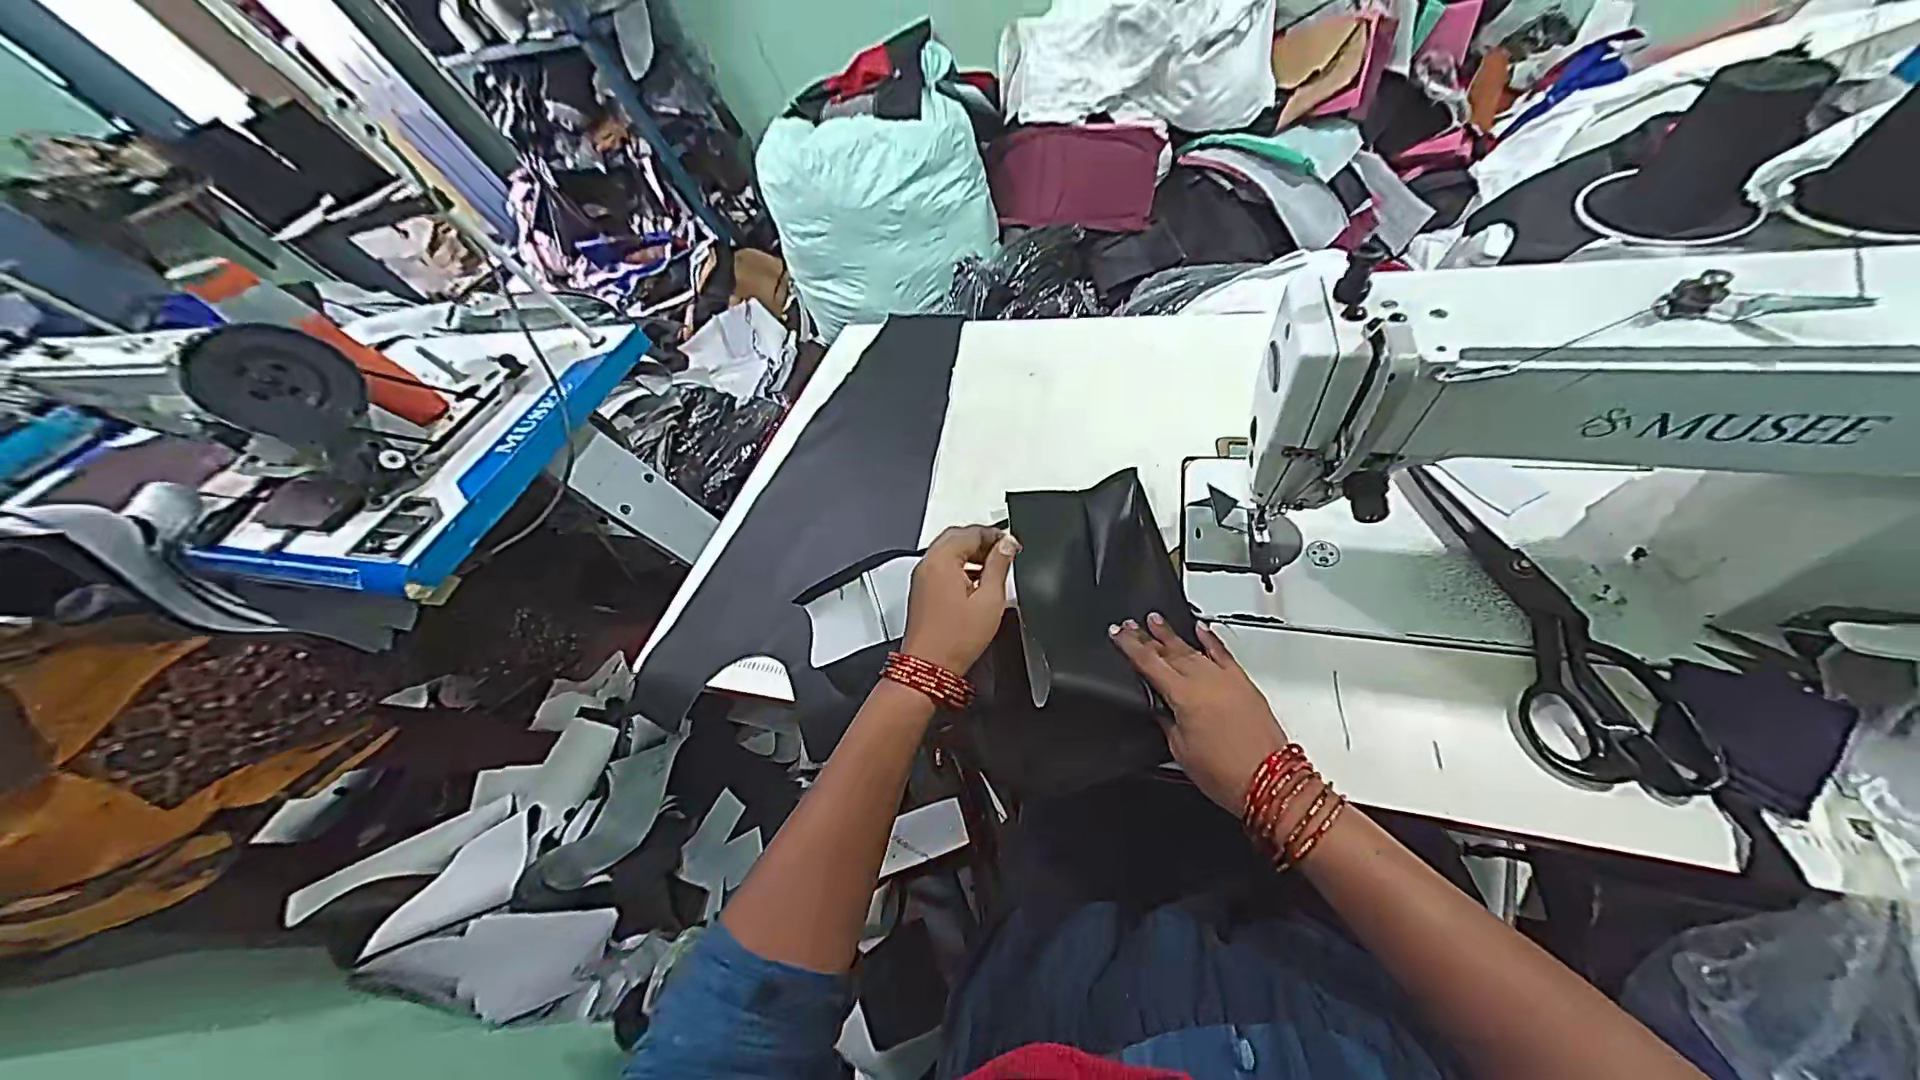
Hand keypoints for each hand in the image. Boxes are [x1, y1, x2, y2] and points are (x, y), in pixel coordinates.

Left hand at [900, 526, 1019, 674]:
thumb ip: (999, 566)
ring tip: (994, 568)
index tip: (1012, 544)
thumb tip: (1007, 545)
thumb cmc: (954, 640)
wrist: (929, 667)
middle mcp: (927, 565)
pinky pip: (942, 568)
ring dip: (971, 554)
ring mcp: (922, 578)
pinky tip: (977, 584)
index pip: (971, 532)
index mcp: (942, 560)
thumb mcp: (989, 599)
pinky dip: (960, 568)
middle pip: (956, 538)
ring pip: (948, 552)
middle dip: (982, 541)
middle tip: (1004, 552)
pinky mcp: (922, 592)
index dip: (996, 535)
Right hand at [1112, 614, 1287, 813]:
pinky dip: (1210, 639)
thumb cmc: (1227, 773)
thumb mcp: (1180, 750)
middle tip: (1130, 625)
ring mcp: (1225, 679)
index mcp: (1183, 696)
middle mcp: (1204, 681)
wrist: (1269, 782)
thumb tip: (1159, 707)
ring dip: (1171, 634)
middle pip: (1167, 650)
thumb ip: (1166, 721)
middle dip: (1146, 636)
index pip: (1147, 661)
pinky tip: (1201, 629)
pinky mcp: (1244, 683)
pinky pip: (1222, 653)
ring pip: (1191, 649)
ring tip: (1157, 621)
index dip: (1129, 645)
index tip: (1118, 633)